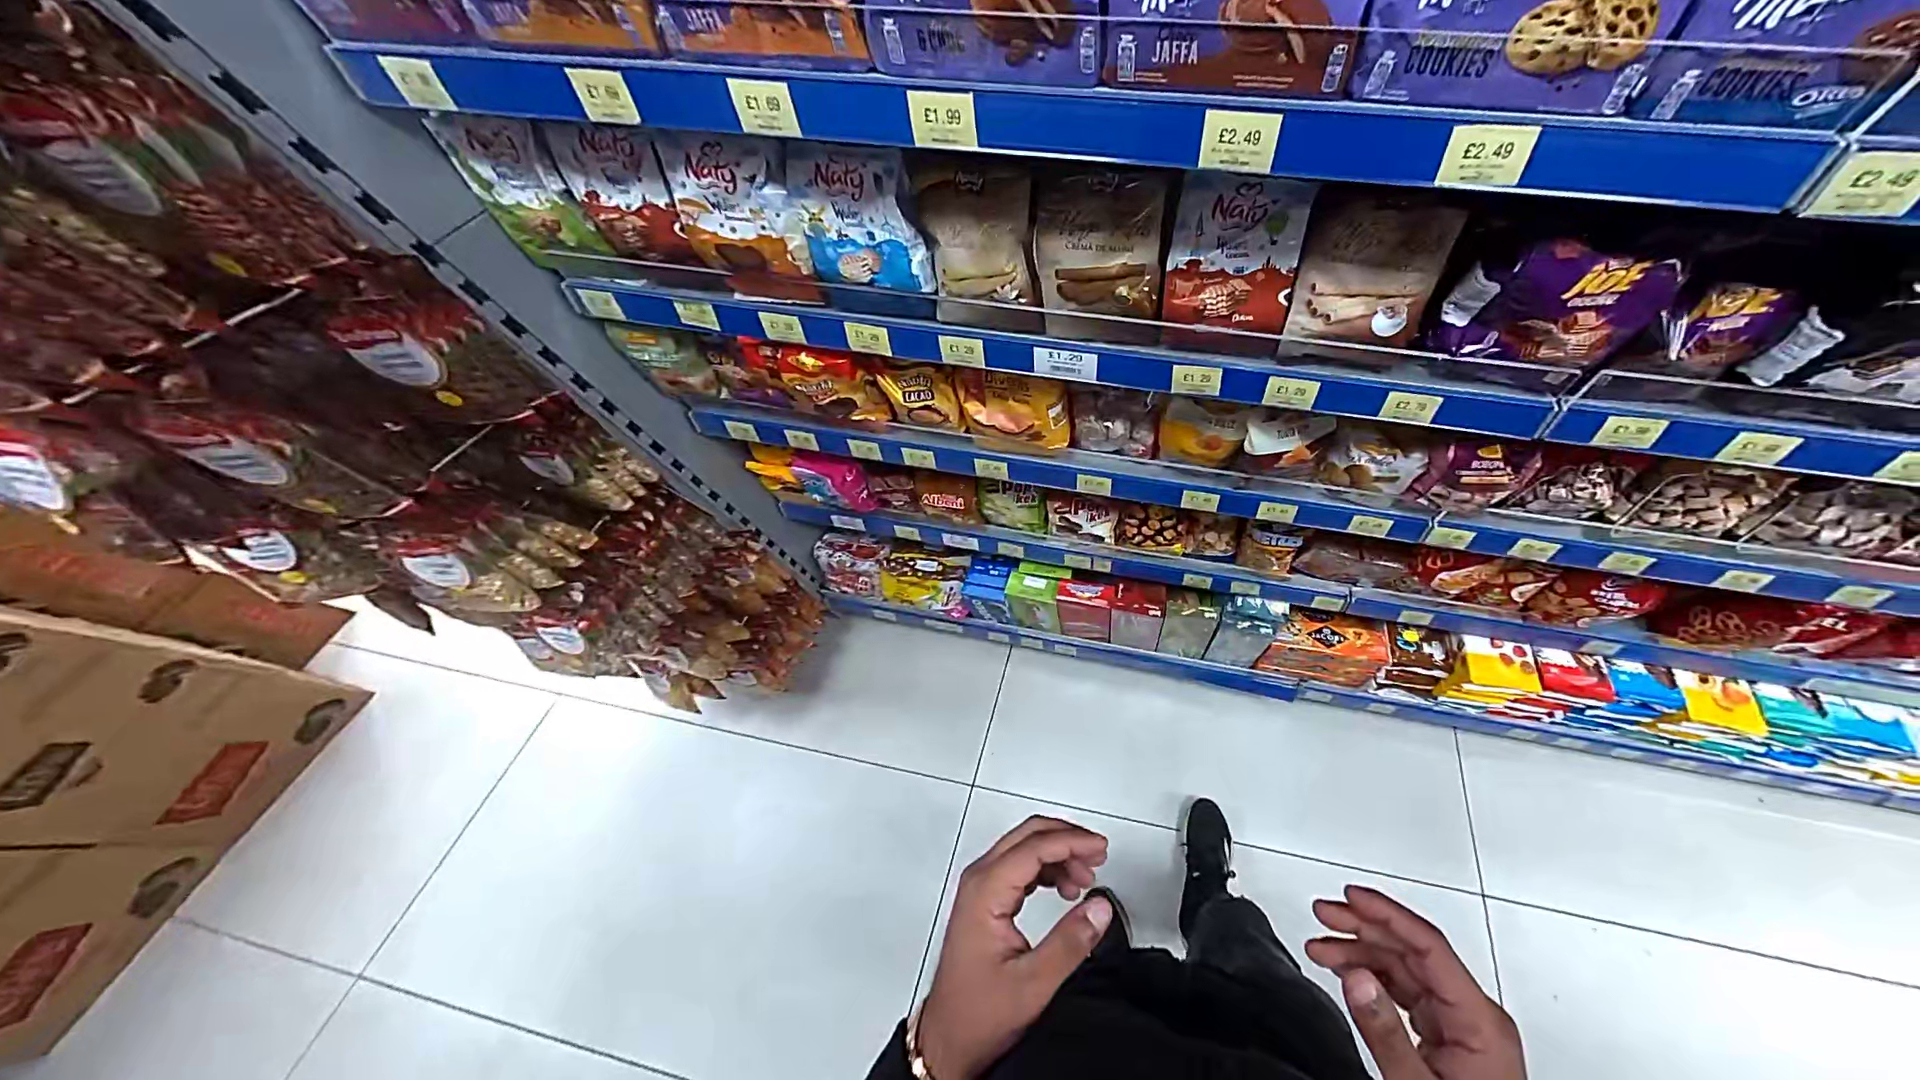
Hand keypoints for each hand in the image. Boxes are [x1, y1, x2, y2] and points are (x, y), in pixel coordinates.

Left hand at [916, 816, 1111, 1079]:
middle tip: (1098, 852)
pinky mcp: (986, 899)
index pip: (1034, 846)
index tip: (1099, 848)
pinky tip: (1066, 887)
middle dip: (1066, 839)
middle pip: (1027, 835)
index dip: (1071, 841)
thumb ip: (1070, 942)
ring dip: (1058, 853)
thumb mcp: (1033, 983)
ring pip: (1024, 847)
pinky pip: (1020, 866)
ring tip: (1086, 876)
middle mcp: (980, 880)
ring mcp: (981, 888)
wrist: (950, 1037)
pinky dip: (1047, 868)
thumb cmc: (977, 1013)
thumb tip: (1099, 907)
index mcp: (986, 890)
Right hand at [1305, 885, 1525, 1079]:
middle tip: (1323, 912)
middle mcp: (1475, 1017)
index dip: (1386, 913)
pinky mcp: (1447, 1037)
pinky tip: (1344, 968)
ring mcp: (1461, 1027)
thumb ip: (1386, 1032)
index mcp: (1481, 1022)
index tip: (1351, 896)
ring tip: (1320, 945)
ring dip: (1358, 950)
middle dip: (1362, 925)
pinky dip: (1369, 973)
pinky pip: (1403, 989)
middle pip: (1412, 951)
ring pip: (1404, 967)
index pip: (1429, 946)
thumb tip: (1356, 976)